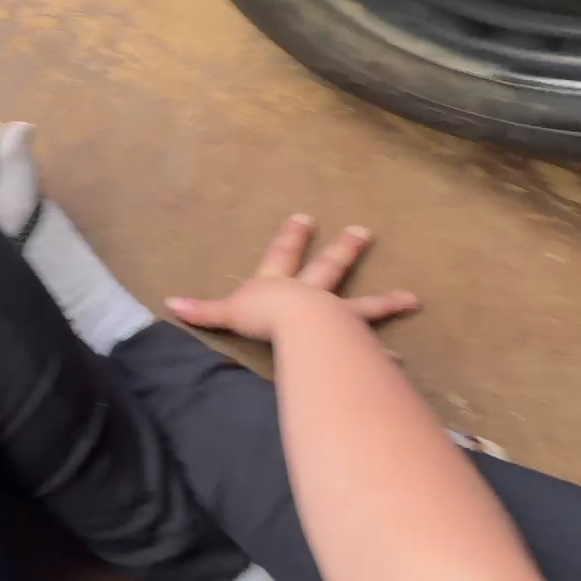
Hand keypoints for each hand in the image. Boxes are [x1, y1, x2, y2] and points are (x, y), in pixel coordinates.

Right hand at [164, 214, 418, 340]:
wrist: (299, 329)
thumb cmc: (262, 318)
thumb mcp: (225, 313)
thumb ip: (201, 311)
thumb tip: (169, 303)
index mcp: (277, 285)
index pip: (282, 255)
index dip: (290, 238)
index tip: (305, 217)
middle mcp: (309, 293)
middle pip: (327, 268)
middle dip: (343, 251)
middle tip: (362, 232)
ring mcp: (333, 314)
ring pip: (361, 305)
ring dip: (383, 302)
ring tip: (411, 299)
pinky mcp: (349, 339)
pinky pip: (367, 348)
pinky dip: (381, 356)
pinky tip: (400, 362)